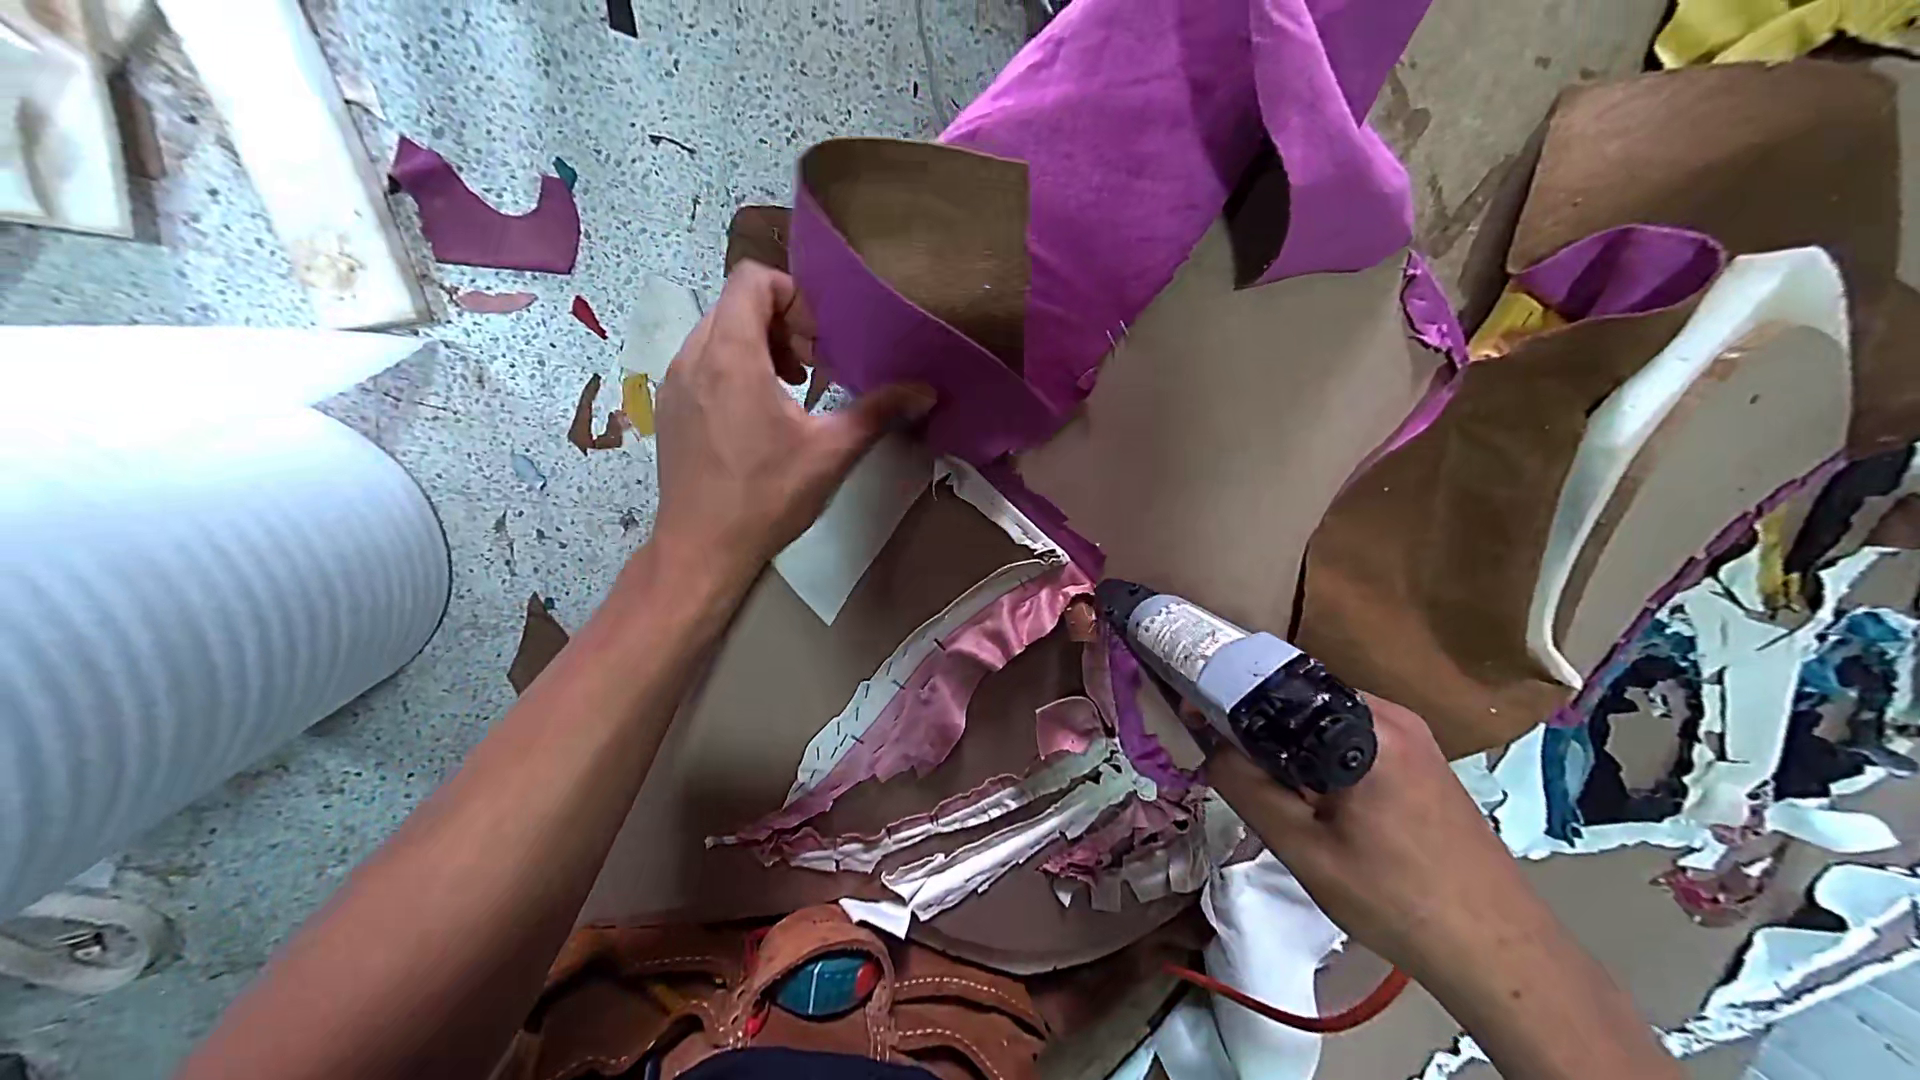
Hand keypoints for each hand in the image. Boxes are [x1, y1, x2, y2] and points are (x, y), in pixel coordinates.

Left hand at [650, 261, 935, 582]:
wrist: (702, 546)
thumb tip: (926, 391)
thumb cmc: (767, 496)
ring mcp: (674, 381)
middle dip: (780, 323)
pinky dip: (732, 366)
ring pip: (717, 331)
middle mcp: (694, 356)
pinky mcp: (668, 405)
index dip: (792, 296)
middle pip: (736, 302)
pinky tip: (755, 415)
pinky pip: (701, 360)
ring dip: (757, 345)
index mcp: (732, 355)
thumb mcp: (831, 452)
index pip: (752, 278)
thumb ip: (878, 411)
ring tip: (787, 391)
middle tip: (810, 368)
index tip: (817, 342)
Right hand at [1205, 693, 1537, 984]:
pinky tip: (1318, 797)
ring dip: (1291, 742)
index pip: (1275, 684)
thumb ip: (1246, 786)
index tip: (1196, 716)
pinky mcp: (1423, 758)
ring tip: (1274, 786)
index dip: (1229, 698)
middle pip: (1299, 698)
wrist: (1502, 955)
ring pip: (1324, 718)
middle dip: (1260, 724)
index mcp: (1366, 725)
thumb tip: (1207, 741)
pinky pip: (1351, 737)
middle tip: (1236, 764)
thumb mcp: (1302, 848)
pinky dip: (1321, 754)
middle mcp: (1392, 715)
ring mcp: (1414, 735)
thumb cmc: (1396, 900)